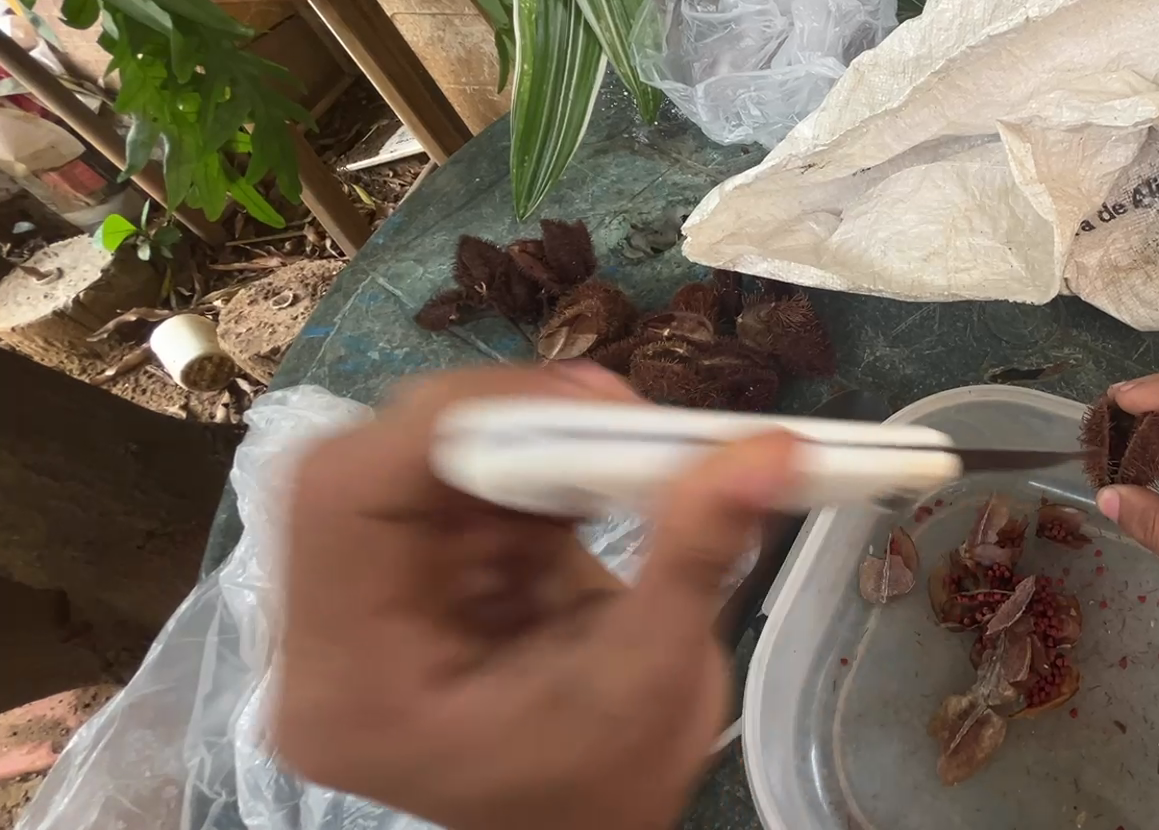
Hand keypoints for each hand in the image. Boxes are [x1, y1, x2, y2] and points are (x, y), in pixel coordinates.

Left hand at [274, 364, 798, 829]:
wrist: (605, 821)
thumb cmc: (613, 780)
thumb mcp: (659, 668)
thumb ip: (701, 550)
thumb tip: (774, 446)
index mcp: (355, 675)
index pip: (347, 495)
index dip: (459, 421)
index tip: (591, 406)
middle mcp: (349, 619)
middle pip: (384, 460)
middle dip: (508, 417)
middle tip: (618, 409)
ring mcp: (399, 586)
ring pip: (441, 454)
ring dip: (542, 429)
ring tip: (632, 432)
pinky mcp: (451, 563)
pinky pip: (488, 475)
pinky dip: (558, 452)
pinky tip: (615, 461)